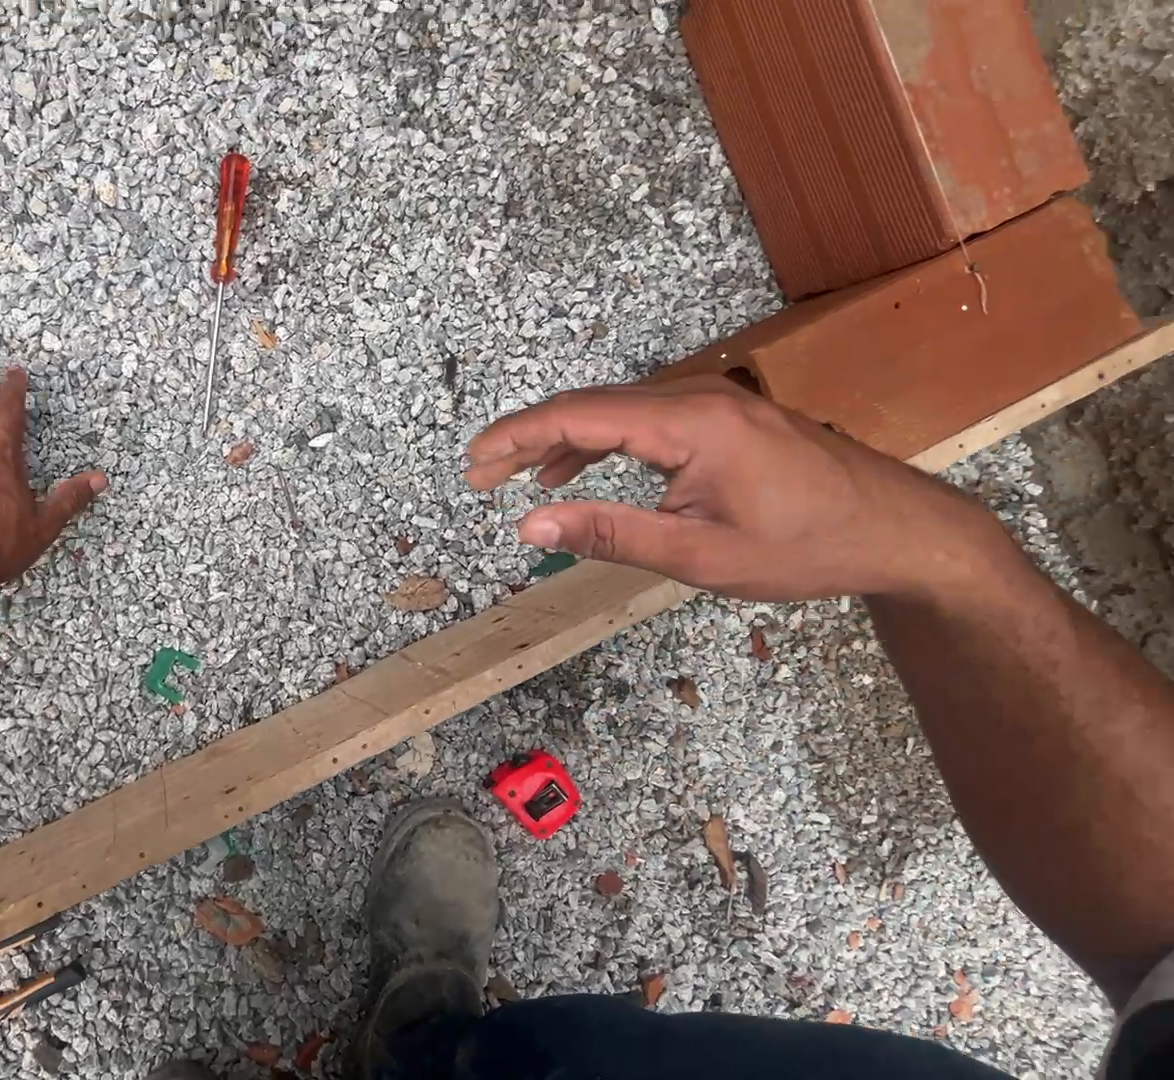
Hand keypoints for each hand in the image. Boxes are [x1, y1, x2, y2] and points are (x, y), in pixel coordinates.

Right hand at [464, 376, 1018, 601]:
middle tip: (477, 474)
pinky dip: (595, 443)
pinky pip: (639, 420)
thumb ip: (608, 534)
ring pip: (609, 409)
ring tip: (511, 476)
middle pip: (586, 404)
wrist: (904, 532)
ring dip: (555, 439)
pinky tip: (571, 470)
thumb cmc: (806, 548)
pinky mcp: (720, 417)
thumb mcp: (698, 554)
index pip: (577, 415)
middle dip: (524, 437)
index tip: (472, 461)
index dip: (514, 436)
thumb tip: (528, 527)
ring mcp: (710, 402)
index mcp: (690, 423)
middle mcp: (696, 397)